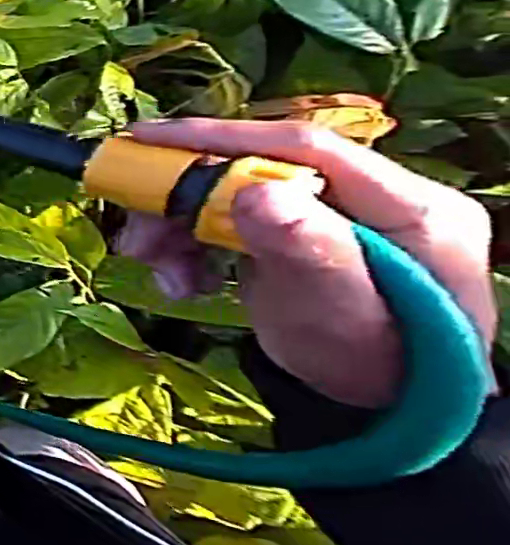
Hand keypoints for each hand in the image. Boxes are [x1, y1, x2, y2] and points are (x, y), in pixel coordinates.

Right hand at [115, 119, 495, 407]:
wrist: (379, 407)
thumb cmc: (372, 363)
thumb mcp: (337, 311)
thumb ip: (307, 250)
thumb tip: (255, 192)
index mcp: (406, 206)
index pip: (301, 147)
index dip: (219, 137)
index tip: (142, 139)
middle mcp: (367, 198)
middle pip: (247, 171)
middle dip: (178, 200)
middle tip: (138, 236)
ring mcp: (329, 216)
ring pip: (221, 196)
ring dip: (173, 229)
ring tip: (158, 271)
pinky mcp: (292, 233)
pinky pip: (220, 220)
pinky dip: (186, 246)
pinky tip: (182, 278)